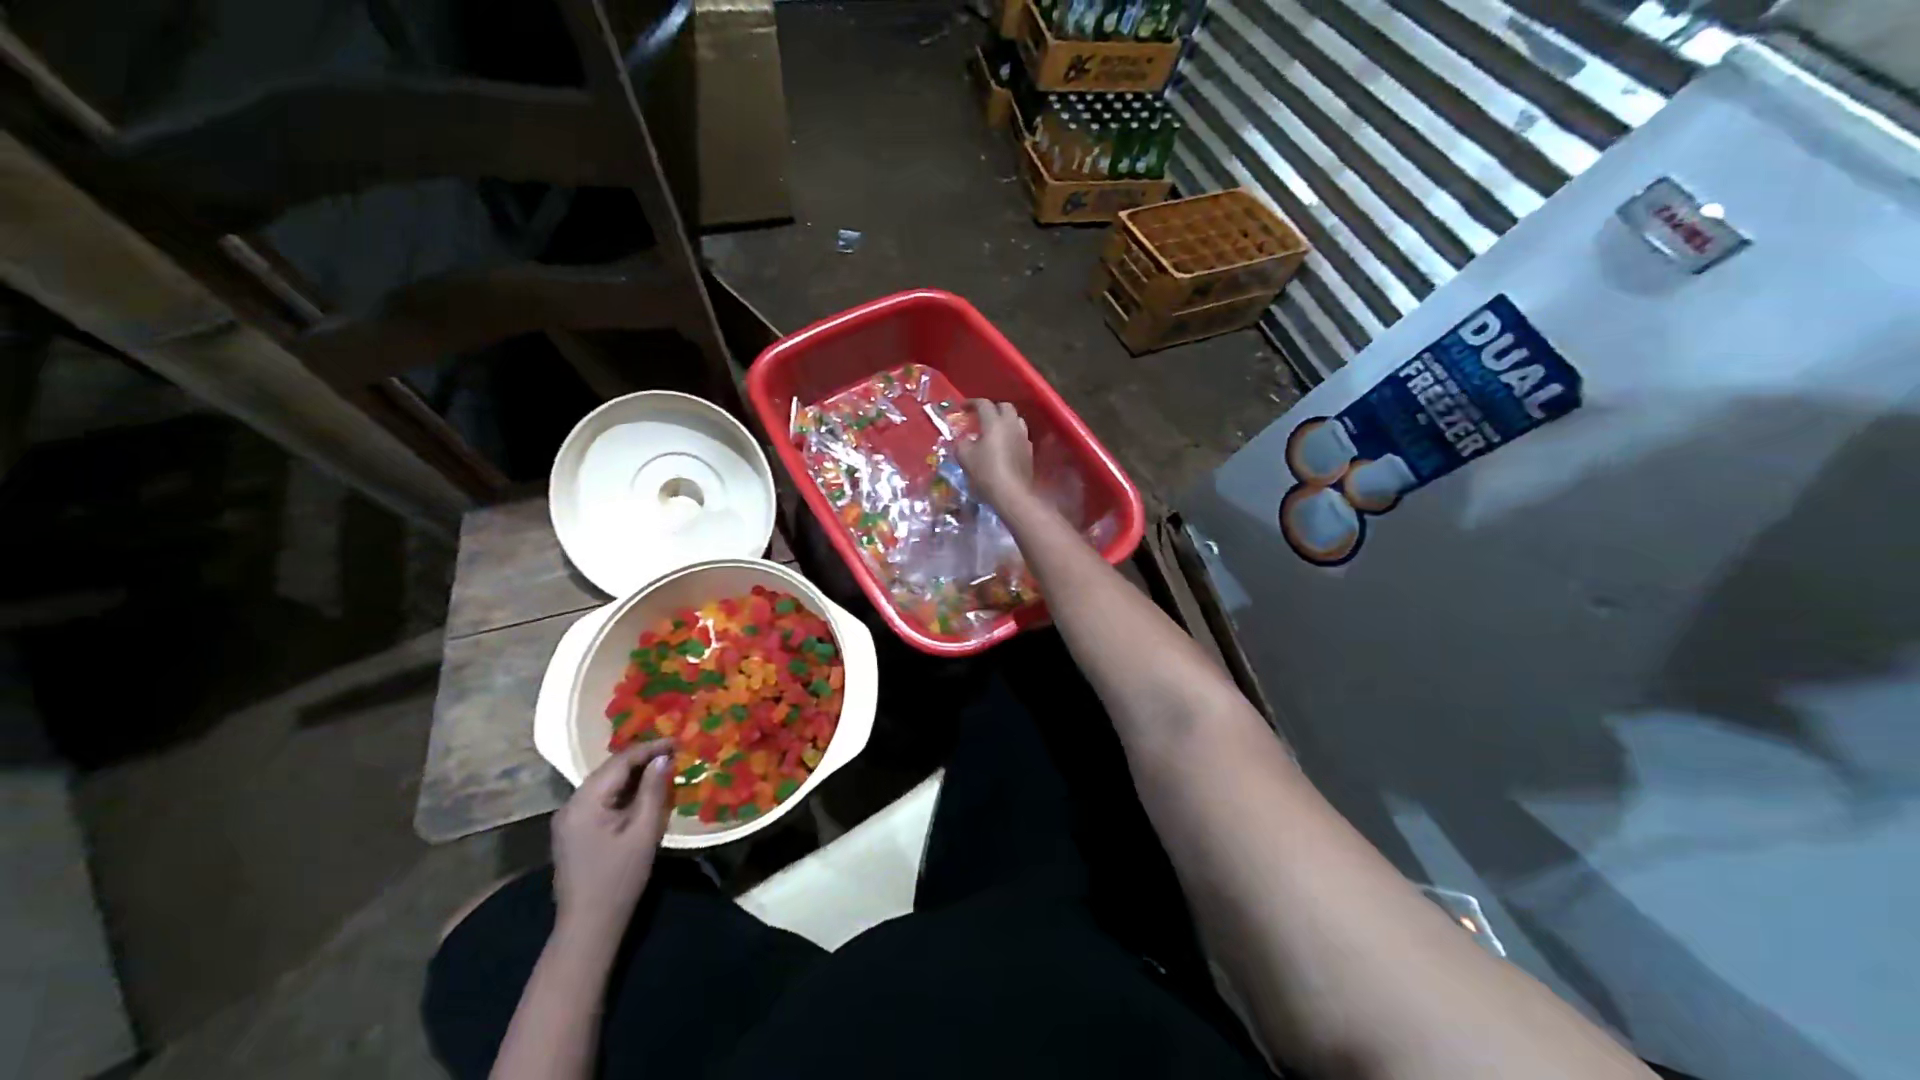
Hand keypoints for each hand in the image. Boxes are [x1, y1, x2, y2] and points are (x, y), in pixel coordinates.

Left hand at [551, 739, 674, 937]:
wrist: (588, 924)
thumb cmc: (620, 878)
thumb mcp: (644, 831)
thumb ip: (654, 791)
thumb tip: (664, 758)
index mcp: (585, 802)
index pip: (620, 762)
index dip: (650, 749)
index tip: (678, 743)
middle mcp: (571, 804)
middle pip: (609, 770)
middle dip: (642, 759)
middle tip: (674, 754)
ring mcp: (569, 818)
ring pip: (605, 784)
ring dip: (634, 775)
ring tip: (664, 769)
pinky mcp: (573, 831)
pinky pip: (601, 799)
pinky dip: (624, 792)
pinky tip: (644, 793)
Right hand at [958, 399, 1033, 508]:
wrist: (1011, 493)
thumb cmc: (985, 471)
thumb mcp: (964, 456)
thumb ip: (962, 442)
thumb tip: (966, 439)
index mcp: (994, 422)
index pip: (983, 404)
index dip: (971, 403)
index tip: (962, 408)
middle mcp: (1011, 425)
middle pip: (1004, 407)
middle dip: (992, 408)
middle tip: (981, 417)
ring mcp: (1023, 437)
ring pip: (1016, 419)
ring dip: (1005, 420)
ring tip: (994, 429)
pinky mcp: (1029, 450)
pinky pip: (1020, 435)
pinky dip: (1011, 434)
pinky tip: (1005, 445)